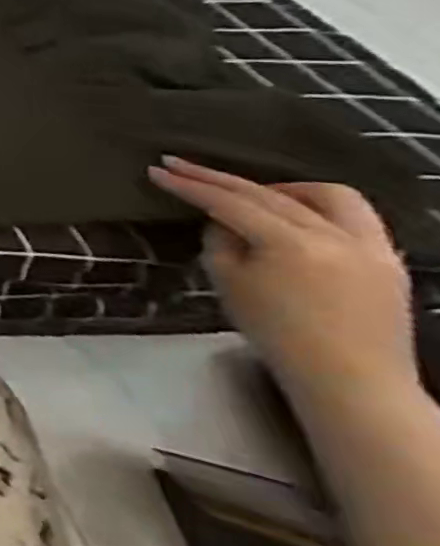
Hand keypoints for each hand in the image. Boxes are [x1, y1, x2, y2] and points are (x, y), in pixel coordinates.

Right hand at [148, 156, 415, 405]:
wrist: (350, 379)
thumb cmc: (276, 332)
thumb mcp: (228, 282)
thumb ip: (222, 242)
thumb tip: (224, 222)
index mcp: (292, 244)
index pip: (228, 202)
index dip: (188, 184)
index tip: (157, 170)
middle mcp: (336, 237)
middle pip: (269, 194)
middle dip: (220, 179)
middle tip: (182, 165)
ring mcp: (372, 247)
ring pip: (329, 196)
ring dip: (284, 188)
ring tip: (254, 193)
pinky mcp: (388, 261)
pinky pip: (356, 217)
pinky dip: (320, 207)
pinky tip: (297, 215)